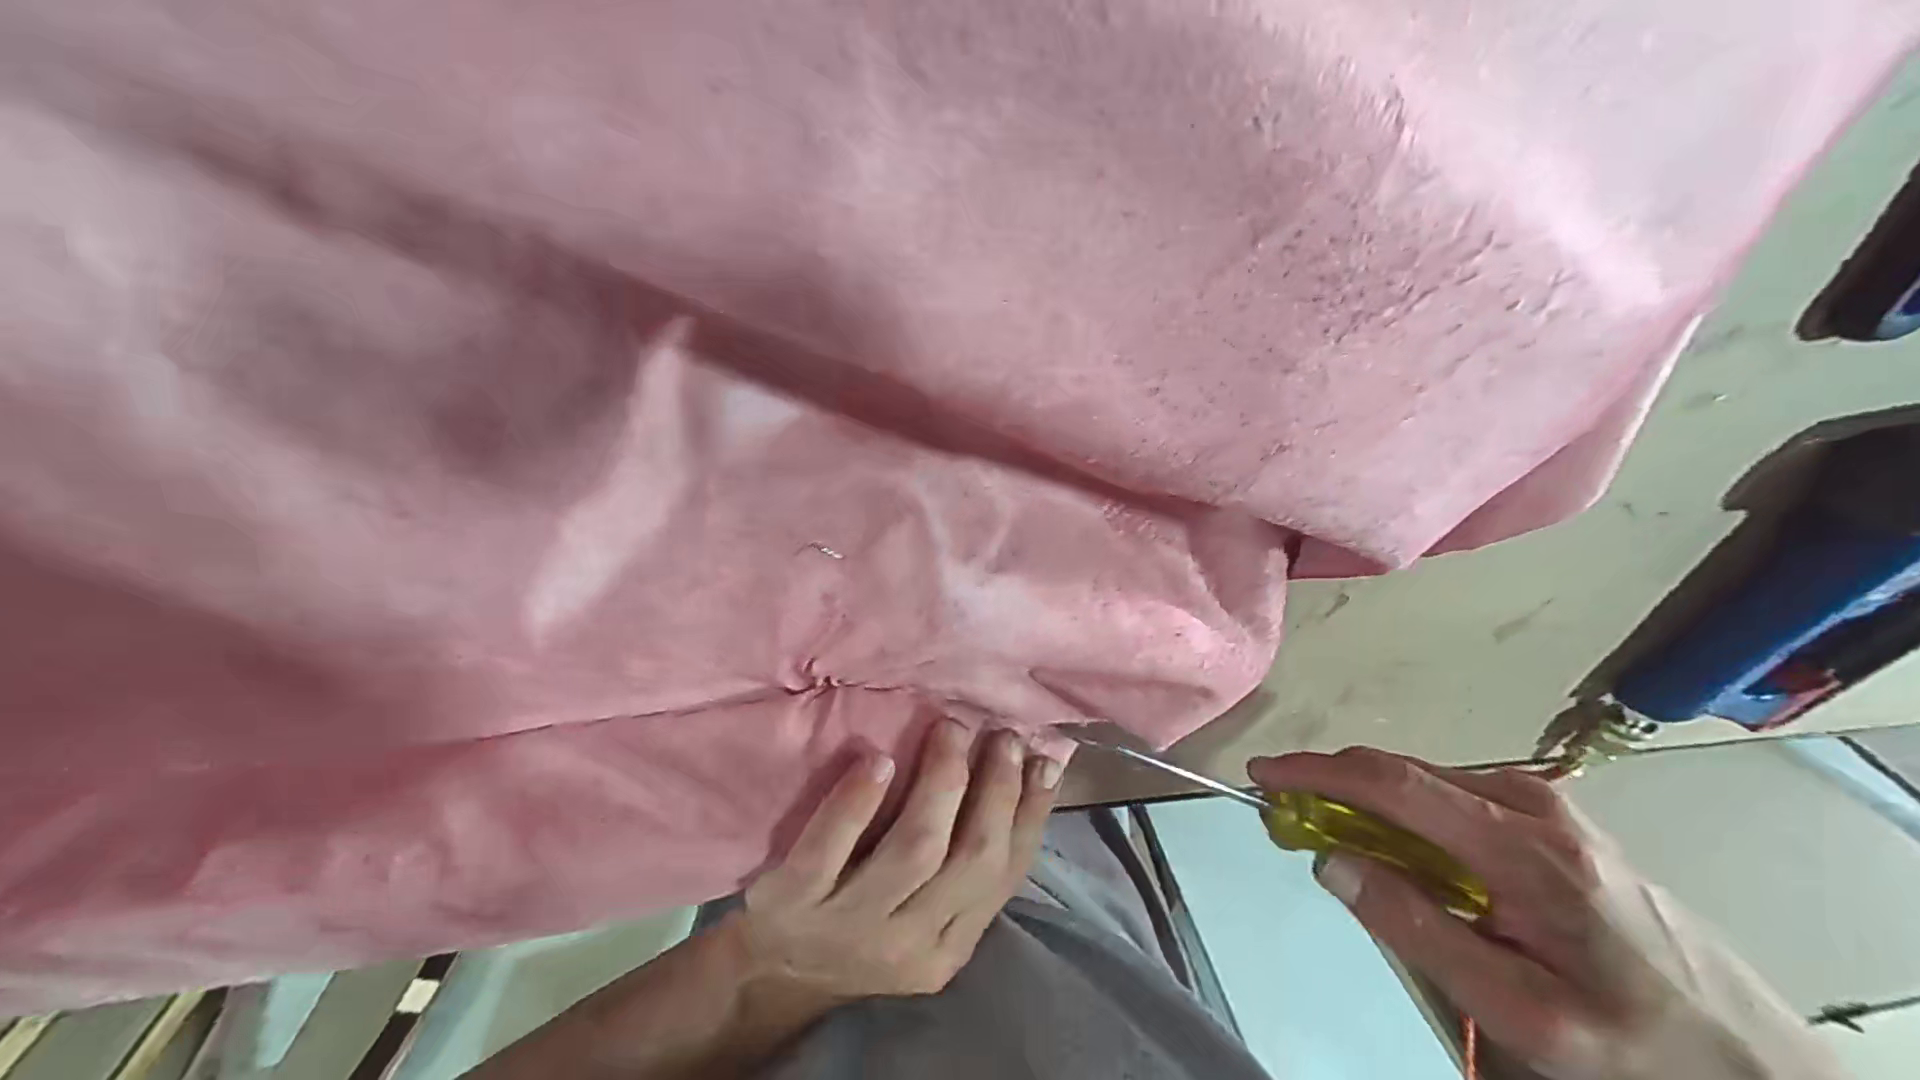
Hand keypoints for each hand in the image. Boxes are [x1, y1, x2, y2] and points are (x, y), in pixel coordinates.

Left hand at [468, 718, 1061, 1079]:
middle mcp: (908, 943)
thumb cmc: (861, 914)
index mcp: (949, 942)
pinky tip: (879, 761)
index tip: (1047, 756)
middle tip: (1002, 735)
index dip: (1033, 811)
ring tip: (952, 731)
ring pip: (914, 851)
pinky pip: (830, 850)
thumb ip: (964, 854)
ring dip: (941, 783)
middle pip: (970, 859)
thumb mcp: (921, 907)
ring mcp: (849, 925)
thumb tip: (1028, 772)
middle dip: (995, 790)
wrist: (774, 965)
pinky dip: (858, 803)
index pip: (1006, 872)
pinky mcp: (792, 903)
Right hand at [1249, 748, 1843, 1079]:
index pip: (1392, 784)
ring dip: (1365, 799)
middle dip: (1330, 784)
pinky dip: (1401, 809)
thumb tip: (1331, 862)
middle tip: (1284, 814)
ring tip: (1333, 836)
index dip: (1316, 771)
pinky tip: (1398, 847)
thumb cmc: (1634, 1043)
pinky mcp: (1547, 814)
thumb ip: (1417, 930)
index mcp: (1525, 849)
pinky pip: (1449, 794)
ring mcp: (1543, 804)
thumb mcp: (1519, 1012)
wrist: (1754, 1059)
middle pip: (1401, 773)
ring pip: (1421, 780)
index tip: (1262, 774)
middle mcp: (1530, 804)